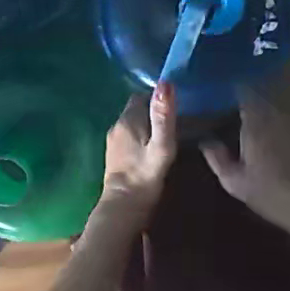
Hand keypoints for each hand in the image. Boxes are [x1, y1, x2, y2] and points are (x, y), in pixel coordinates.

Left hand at [94, 80, 177, 228]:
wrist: (124, 207)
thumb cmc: (145, 176)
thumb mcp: (162, 146)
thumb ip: (163, 116)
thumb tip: (166, 83)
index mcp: (127, 120)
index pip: (142, 96)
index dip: (158, 98)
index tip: (176, 104)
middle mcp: (116, 126)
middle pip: (136, 109)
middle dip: (153, 110)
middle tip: (175, 118)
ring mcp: (113, 141)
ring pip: (132, 123)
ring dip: (146, 124)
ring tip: (166, 132)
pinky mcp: (113, 155)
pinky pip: (128, 136)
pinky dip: (140, 136)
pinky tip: (152, 147)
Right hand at [202, 88, 289, 229]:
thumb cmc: (266, 193)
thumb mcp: (233, 180)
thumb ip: (217, 157)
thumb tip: (205, 140)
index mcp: (256, 125)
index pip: (245, 93)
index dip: (232, 87)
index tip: (217, 86)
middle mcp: (274, 121)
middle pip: (258, 100)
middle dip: (241, 98)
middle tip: (222, 102)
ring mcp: (289, 130)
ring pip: (269, 112)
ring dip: (254, 111)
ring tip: (235, 117)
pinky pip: (277, 124)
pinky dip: (265, 125)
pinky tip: (256, 137)